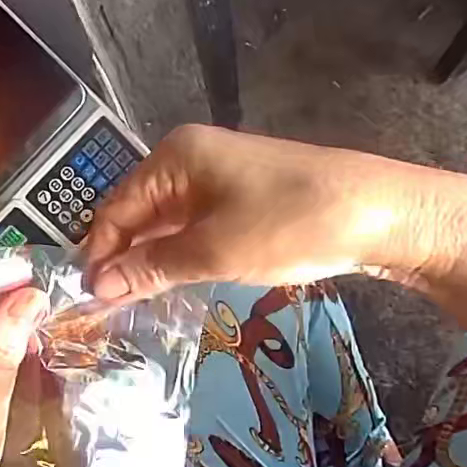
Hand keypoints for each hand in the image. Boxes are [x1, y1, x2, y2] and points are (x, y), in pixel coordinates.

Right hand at [84, 125, 466, 302]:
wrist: (380, 212)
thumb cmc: (289, 224)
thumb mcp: (213, 250)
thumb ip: (151, 266)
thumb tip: (96, 286)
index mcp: (173, 158)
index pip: (116, 208)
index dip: (100, 253)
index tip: (87, 299)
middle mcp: (189, 160)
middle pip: (138, 213)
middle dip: (123, 258)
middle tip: (108, 309)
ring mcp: (218, 177)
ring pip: (167, 223)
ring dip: (151, 260)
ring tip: (134, 304)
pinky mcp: (242, 197)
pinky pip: (195, 226)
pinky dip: (181, 254)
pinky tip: (173, 282)